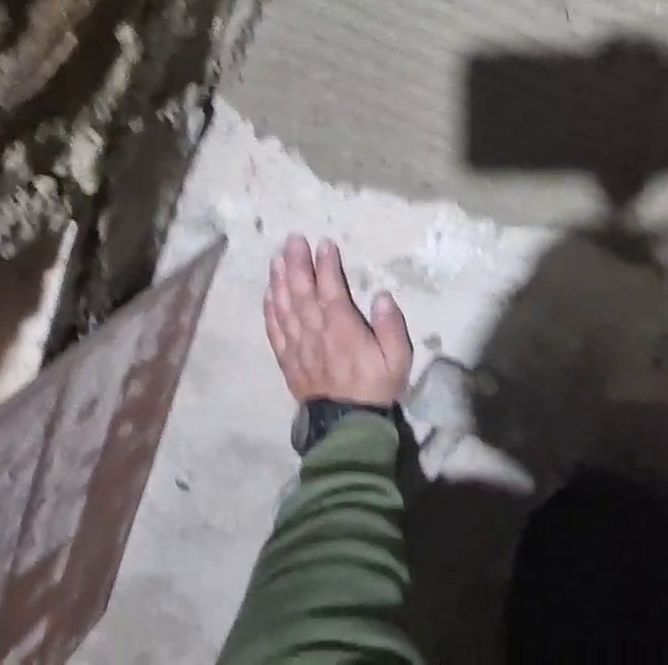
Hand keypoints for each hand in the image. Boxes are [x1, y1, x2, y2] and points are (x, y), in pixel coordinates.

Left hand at [263, 235, 412, 405]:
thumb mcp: (398, 358)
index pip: (331, 290)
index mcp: (343, 330)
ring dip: (280, 280)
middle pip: (302, 292)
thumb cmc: (377, 387)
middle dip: (297, 263)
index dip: (326, 265)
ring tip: (277, 257)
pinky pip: (274, 330)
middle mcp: (316, 334)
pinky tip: (269, 293)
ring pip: (284, 307)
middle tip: (293, 239)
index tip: (325, 243)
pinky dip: (270, 309)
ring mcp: (298, 347)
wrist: (349, 427)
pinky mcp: (287, 360)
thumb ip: (391, 325)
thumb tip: (381, 295)